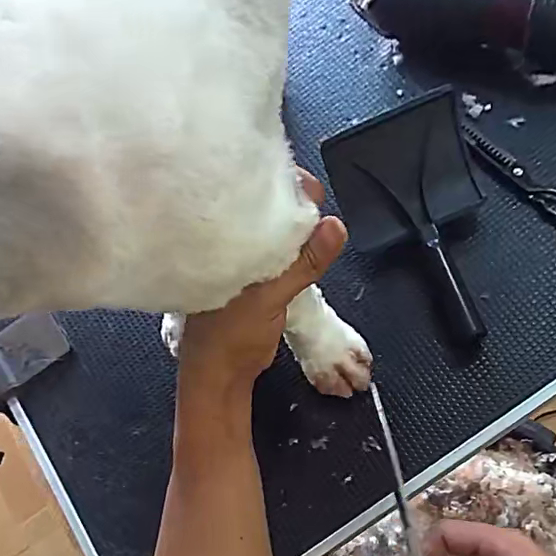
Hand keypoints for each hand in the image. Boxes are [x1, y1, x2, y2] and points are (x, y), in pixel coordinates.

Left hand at [176, 170, 345, 397]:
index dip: (283, 183)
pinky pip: (279, 253)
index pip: (254, 189)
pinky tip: (308, 253)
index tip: (312, 194)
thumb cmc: (228, 335)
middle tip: (318, 215)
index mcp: (221, 235)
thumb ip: (305, 262)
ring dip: (298, 231)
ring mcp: (243, 259)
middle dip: (295, 206)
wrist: (221, 373)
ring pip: (276, 231)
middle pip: (268, 206)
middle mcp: (229, 240)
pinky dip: (296, 252)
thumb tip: (334, 228)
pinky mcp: (255, 276)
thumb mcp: (270, 296)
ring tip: (317, 232)